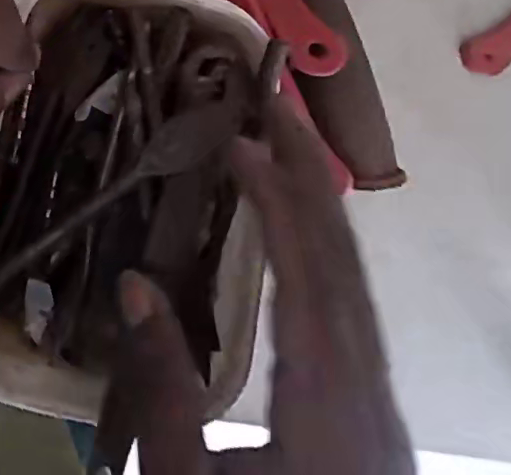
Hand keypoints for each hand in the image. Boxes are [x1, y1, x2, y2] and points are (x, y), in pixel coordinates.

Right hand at [112, 80, 412, 474]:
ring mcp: (375, 390)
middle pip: (343, 259)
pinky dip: (324, 238)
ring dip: (320, 199)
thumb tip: (135, 283)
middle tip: (273, 107)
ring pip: (355, 274)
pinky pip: (349, 295)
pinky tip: (298, 221)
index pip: (303, 278)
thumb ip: (167, 388)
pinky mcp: (368, 395)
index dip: (277, 202)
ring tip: (284, 141)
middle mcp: (363, 385)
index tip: (240, 143)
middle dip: (311, 174)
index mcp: (322, 403)